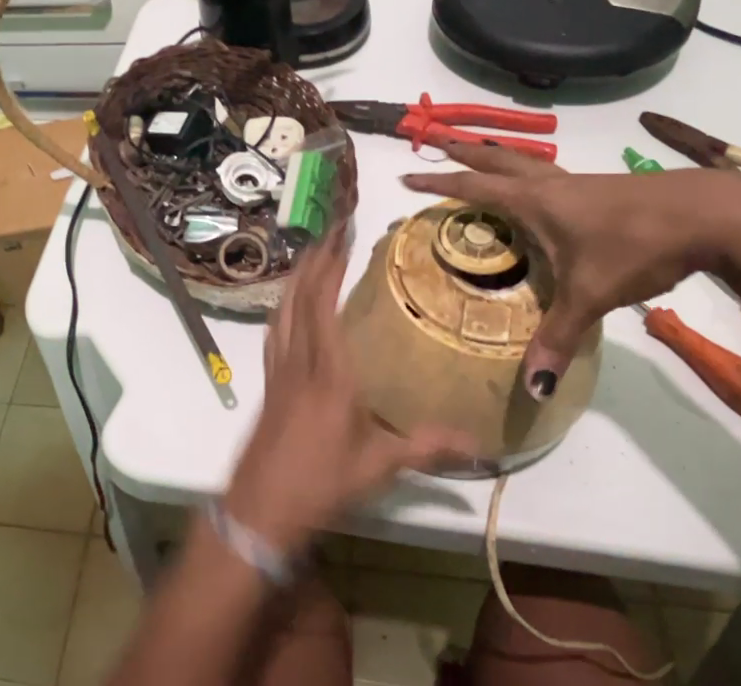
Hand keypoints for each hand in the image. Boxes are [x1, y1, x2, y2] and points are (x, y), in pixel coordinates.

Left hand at [223, 227, 472, 552]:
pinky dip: (282, 307)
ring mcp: (278, 371)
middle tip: (331, 229)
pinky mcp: (267, 385)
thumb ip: (428, 448)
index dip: (331, 265)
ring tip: (310, 254)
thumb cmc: (320, 485)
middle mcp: (299, 361)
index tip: (343, 234)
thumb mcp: (380, 467)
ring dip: (295, 278)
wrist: (258, 510)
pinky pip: (273, 332)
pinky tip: (287, 305)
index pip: (325, 303)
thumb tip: (482, 445)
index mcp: (329, 372)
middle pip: (301, 298)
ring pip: (282, 310)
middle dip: (315, 260)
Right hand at [402, 142, 740, 399]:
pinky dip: (532, 176)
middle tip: (437, 144)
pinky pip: (553, 176)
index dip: (439, 183)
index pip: (474, 186)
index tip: (408, 178)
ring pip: (527, 162)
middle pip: (496, 159)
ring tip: (482, 162)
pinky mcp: (604, 189)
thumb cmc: (636, 246)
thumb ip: (558, 338)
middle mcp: (551, 184)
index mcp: (534, 200)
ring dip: (498, 159)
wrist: (710, 216)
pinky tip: (545, 196)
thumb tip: (530, 388)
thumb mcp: (590, 296)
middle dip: (463, 152)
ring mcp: (580, 183)